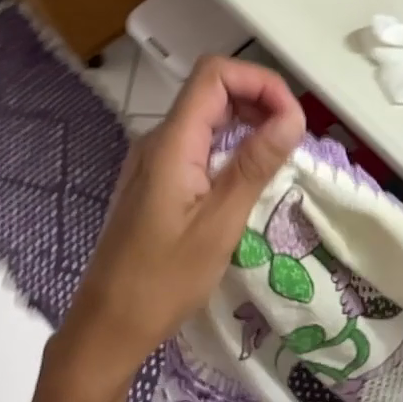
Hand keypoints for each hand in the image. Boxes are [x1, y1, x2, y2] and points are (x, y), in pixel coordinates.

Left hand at [49, 56, 304, 401]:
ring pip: (206, 119)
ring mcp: (153, 162)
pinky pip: (197, 147)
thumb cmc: (163, 280)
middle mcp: (158, 141)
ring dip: (247, 125)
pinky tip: (249, 180)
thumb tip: (292, 117)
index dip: (260, 82)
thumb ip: (254, 165)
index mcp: (171, 143)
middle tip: (294, 139)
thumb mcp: (219, 224)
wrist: (108, 325)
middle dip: (259, 101)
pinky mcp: (155, 184)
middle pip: (211, 91)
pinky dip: (230, 149)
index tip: (294, 118)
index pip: (215, 75)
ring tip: (279, 158)